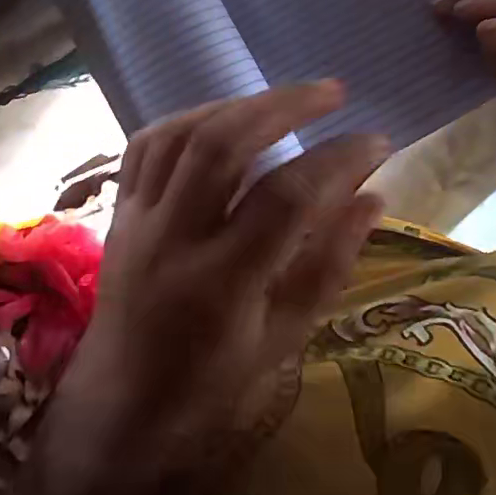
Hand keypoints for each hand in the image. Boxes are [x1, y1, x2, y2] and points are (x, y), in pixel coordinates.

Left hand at [41, 83, 388, 494]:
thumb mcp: (283, 339)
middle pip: (222, 146)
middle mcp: (174, 239)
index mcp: (223, 283)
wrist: (120, 402)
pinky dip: (188, 120)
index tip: (376, 141)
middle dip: (282, 106)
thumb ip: (328, 265)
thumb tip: (373, 197)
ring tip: (281, 100)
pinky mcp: (119, 212)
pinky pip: (146, 146)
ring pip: (179, 135)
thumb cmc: (210, 386)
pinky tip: (221, 119)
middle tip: (331, 92)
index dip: (338, 160)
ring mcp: (138, 220)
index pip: (287, 198)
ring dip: (235, 105)